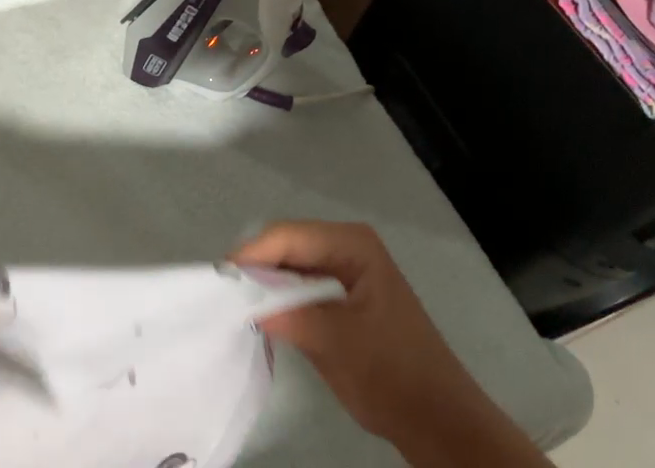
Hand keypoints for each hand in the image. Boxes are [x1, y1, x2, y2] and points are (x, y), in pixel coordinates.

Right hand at [234, 221, 549, 466]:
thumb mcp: (335, 341)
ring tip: (233, 304)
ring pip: (288, 264)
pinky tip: (262, 315)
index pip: (286, 236)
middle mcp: (347, 246)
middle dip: (254, 267)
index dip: (250, 255)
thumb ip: (287, 312)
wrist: (436, 418)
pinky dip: (279, 297)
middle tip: (219, 294)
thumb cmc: (393, 373)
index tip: (218, 282)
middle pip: (285, 245)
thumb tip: (240, 298)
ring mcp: (344, 269)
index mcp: (352, 244)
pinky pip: (299, 284)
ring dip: (264, 283)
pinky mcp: (340, 294)